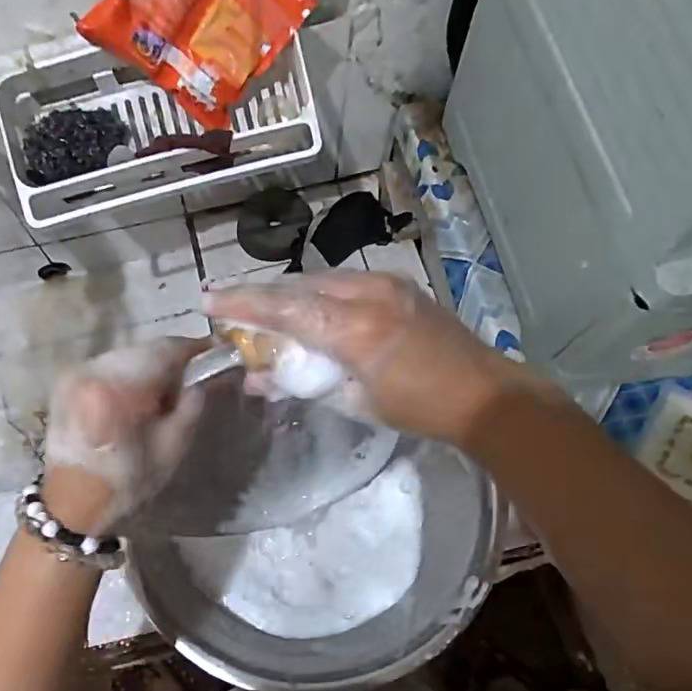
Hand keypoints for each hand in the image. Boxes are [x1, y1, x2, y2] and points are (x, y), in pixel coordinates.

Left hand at [42, 337, 206, 533]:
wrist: (73, 506)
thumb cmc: (126, 485)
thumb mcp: (171, 448)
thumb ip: (192, 405)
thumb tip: (204, 377)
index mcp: (115, 390)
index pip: (163, 350)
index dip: (192, 348)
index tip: (214, 353)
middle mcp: (90, 371)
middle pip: (142, 350)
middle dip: (170, 360)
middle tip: (192, 379)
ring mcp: (74, 374)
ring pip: (124, 355)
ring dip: (148, 367)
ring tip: (163, 394)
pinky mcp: (65, 382)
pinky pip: (107, 366)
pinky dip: (127, 375)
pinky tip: (137, 398)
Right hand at [205, 271, 552, 443]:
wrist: (483, 393)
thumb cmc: (417, 408)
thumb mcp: (353, 402)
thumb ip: (304, 383)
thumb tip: (260, 379)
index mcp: (356, 328)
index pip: (286, 308)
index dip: (243, 303)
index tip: (208, 300)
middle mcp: (368, 293)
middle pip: (298, 287)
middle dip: (260, 298)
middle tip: (230, 311)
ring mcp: (386, 284)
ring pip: (319, 281)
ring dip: (288, 297)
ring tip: (264, 315)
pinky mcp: (397, 286)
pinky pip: (342, 283)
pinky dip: (315, 296)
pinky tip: (307, 314)